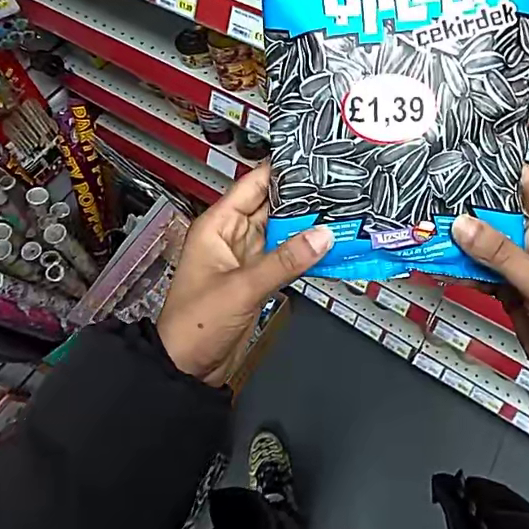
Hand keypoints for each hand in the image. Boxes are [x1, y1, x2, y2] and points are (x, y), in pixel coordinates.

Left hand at [157, 163, 333, 385]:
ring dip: (307, 226)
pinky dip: (304, 252)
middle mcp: (233, 236)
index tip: (312, 160)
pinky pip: (286, 256)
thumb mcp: (242, 287)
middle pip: (272, 206)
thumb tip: (321, 237)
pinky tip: (327, 247)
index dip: (281, 170)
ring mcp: (247, 256)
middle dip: (303, 198)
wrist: (188, 368)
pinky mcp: (258, 277)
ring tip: (340, 214)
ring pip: (282, 231)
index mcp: (218, 225)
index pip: (253, 185)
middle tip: (338, 188)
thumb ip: (284, 261)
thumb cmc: (194, 324)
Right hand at [452, 166, 528, 406]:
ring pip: (486, 242)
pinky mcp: (510, 289)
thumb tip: (464, 225)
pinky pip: (481, 269)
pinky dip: (461, 265)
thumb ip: (503, 255)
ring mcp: (525, 267)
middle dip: (470, 207)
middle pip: (501, 213)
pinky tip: (440, 260)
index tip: (469, 159)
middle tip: (435, 195)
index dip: (502, 169)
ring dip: (461, 238)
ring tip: (429, 226)